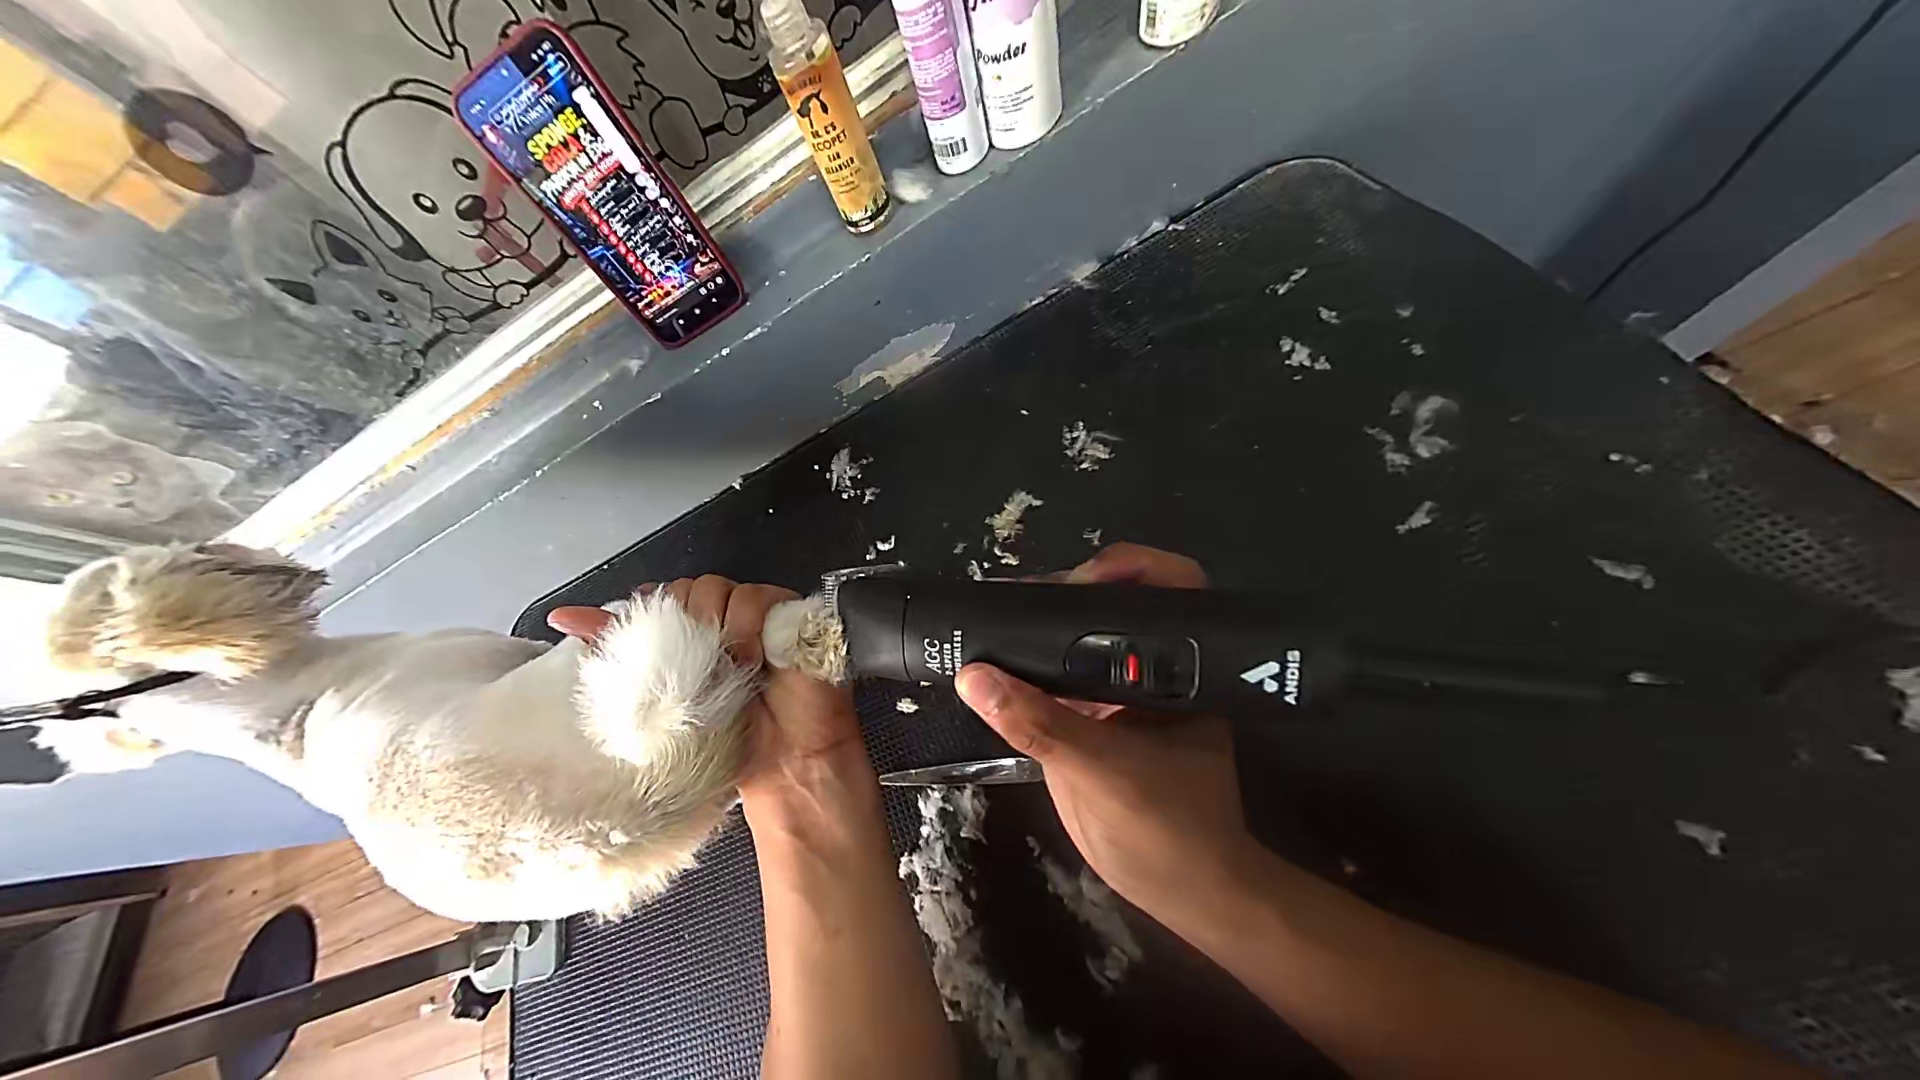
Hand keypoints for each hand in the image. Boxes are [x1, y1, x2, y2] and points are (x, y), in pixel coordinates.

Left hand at [548, 577, 870, 806]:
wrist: (787, 762)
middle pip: (685, 588)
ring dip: (713, 628)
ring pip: (715, 587)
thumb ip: (620, 654)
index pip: (659, 599)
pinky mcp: (787, 612)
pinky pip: (753, 596)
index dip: (651, 616)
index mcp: (690, 636)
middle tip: (693, 668)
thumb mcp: (659, 701)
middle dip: (682, 625)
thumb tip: (560, 616)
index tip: (649, 644)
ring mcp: (755, 614)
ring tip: (725, 669)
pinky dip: (746, 623)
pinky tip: (749, 658)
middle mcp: (721, 620)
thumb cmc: (729, 739)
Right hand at [954, 543, 1252, 909]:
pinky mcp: (1090, 717)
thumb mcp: (1102, 770)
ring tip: (998, 616)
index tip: (1079, 578)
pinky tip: (994, 666)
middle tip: (1022, 595)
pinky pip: (1055, 682)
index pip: (1168, 587)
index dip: (1130, 565)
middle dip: (1068, 593)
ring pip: (1079, 643)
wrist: (1180, 891)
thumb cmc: (1167, 827)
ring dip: (1040, 630)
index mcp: (1179, 669)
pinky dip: (1027, 672)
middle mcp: (1150, 670)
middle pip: (1113, 606)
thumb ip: (1039, 722)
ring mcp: (1119, 693)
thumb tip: (975, 677)